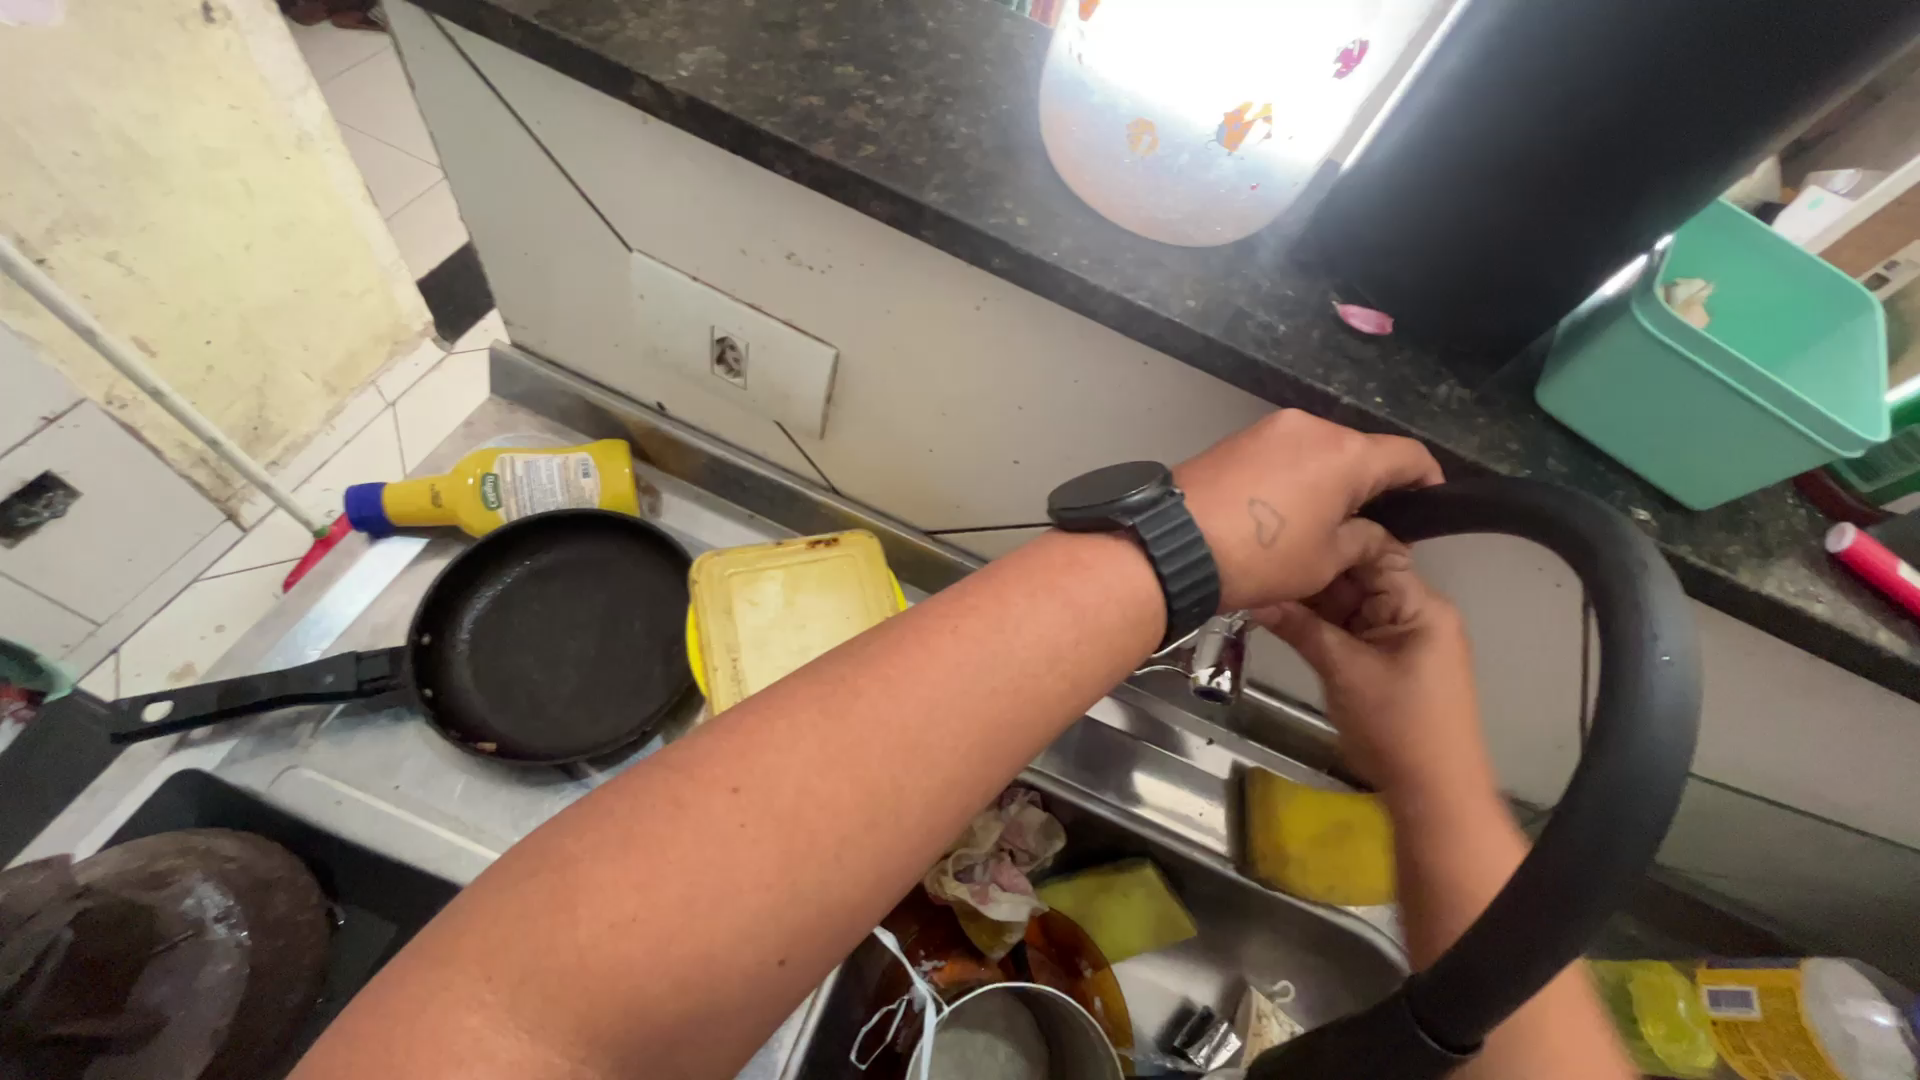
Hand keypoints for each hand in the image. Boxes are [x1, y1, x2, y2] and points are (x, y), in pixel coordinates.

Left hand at [1172, 410, 1441, 609]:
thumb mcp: (1325, 562)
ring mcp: (1266, 429)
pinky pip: (1279, 454)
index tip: (1425, 505)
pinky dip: (1290, 477)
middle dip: (1368, 484)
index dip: (1425, 481)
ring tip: (1316, 522)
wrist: (1171, 546)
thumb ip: (1365, 540)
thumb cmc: (1257, 558)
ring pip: (1316, 451)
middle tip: (1364, 525)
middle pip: (1357, 450)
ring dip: (1325, 480)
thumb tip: (1375, 532)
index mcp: (1344, 452)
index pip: (1408, 455)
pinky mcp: (1234, 439)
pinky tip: (1279, 511)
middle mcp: (1308, 427)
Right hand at [1255, 543, 1482, 797]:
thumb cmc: (1398, 726)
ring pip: (1347, 603)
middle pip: (1357, 576)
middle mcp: (1412, 612)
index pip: (1376, 552)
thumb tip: (1253, 596)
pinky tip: (1279, 612)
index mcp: (1420, 606)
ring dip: (1309, 600)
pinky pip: (1346, 628)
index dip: (1333, 539)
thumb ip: (1300, 628)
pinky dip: (1317, 624)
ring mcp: (1397, 636)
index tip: (1286, 533)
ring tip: (1261, 583)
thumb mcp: (1344, 670)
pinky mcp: (1383, 657)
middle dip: (1312, 572)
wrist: (1431, 791)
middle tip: (1262, 562)